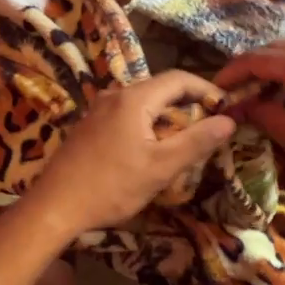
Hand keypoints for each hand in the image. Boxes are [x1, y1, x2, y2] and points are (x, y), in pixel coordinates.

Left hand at [22, 71, 236, 236]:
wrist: (56, 205)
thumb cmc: (112, 186)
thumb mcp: (161, 167)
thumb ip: (196, 141)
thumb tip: (228, 120)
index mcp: (134, 98)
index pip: (179, 79)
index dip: (207, 89)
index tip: (228, 109)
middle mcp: (115, 95)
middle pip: (161, 88)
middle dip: (190, 104)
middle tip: (212, 127)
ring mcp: (100, 109)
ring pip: (145, 102)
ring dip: (169, 116)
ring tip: (189, 139)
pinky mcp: (91, 125)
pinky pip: (129, 114)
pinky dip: (149, 123)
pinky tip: (155, 148)